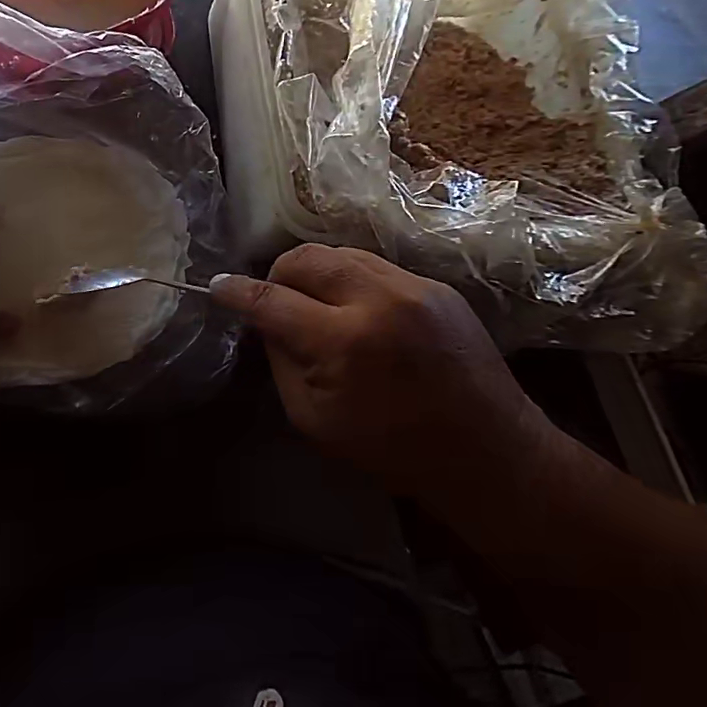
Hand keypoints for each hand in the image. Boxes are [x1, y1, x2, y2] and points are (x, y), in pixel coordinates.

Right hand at [211, 244, 552, 496]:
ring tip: (312, 303)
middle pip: (305, 257)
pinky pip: (374, 265)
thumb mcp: (311, 416)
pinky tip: (352, 309)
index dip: (236, 291)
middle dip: (277, 274)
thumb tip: (263, 322)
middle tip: (271, 300)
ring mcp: (415, 287)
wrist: (490, 453)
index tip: (216, 286)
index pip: (270, 300)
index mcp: (343, 341)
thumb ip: (281, 360)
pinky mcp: (437, 287)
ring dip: (313, 273)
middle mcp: (379, 300)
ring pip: (339, 253)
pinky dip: (348, 279)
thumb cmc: (390, 448)